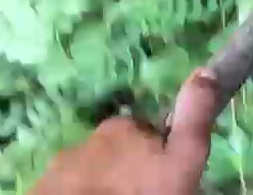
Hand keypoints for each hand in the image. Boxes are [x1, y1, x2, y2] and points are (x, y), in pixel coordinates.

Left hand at [31, 70, 219, 194]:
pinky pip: (58, 193)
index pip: (138, 131)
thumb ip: (195, 114)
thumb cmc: (144, 193)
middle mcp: (79, 144)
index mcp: (117, 128)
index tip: (157, 172)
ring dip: (93, 186)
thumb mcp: (185, 157)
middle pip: (106, 152)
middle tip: (135, 191)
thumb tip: (204, 70)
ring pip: (79, 176)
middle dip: (118, 167)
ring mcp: (48, 176)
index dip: (150, 151)